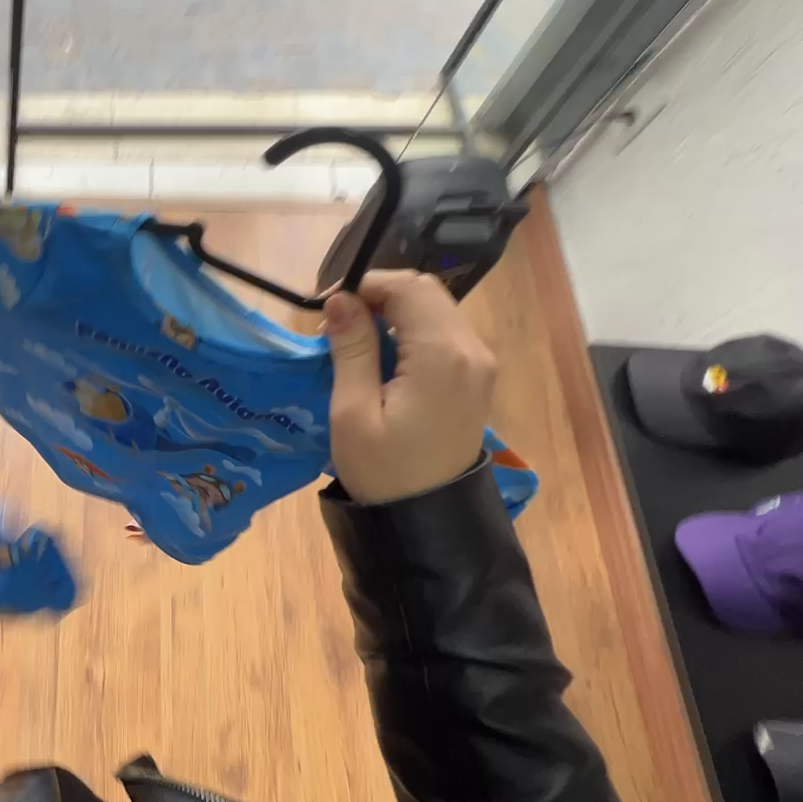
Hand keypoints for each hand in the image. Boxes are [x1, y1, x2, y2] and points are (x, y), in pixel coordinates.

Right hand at [322, 270, 496, 504]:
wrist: (427, 517)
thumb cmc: (382, 470)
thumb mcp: (352, 412)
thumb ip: (352, 349)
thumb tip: (340, 300)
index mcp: (442, 354)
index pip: (408, 287)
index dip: (364, 284)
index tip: (324, 306)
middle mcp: (471, 349)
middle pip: (425, 293)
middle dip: (377, 296)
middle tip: (333, 324)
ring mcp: (479, 363)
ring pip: (434, 311)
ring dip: (391, 314)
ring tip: (350, 341)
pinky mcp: (475, 377)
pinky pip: (442, 335)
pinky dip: (408, 333)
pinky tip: (379, 358)